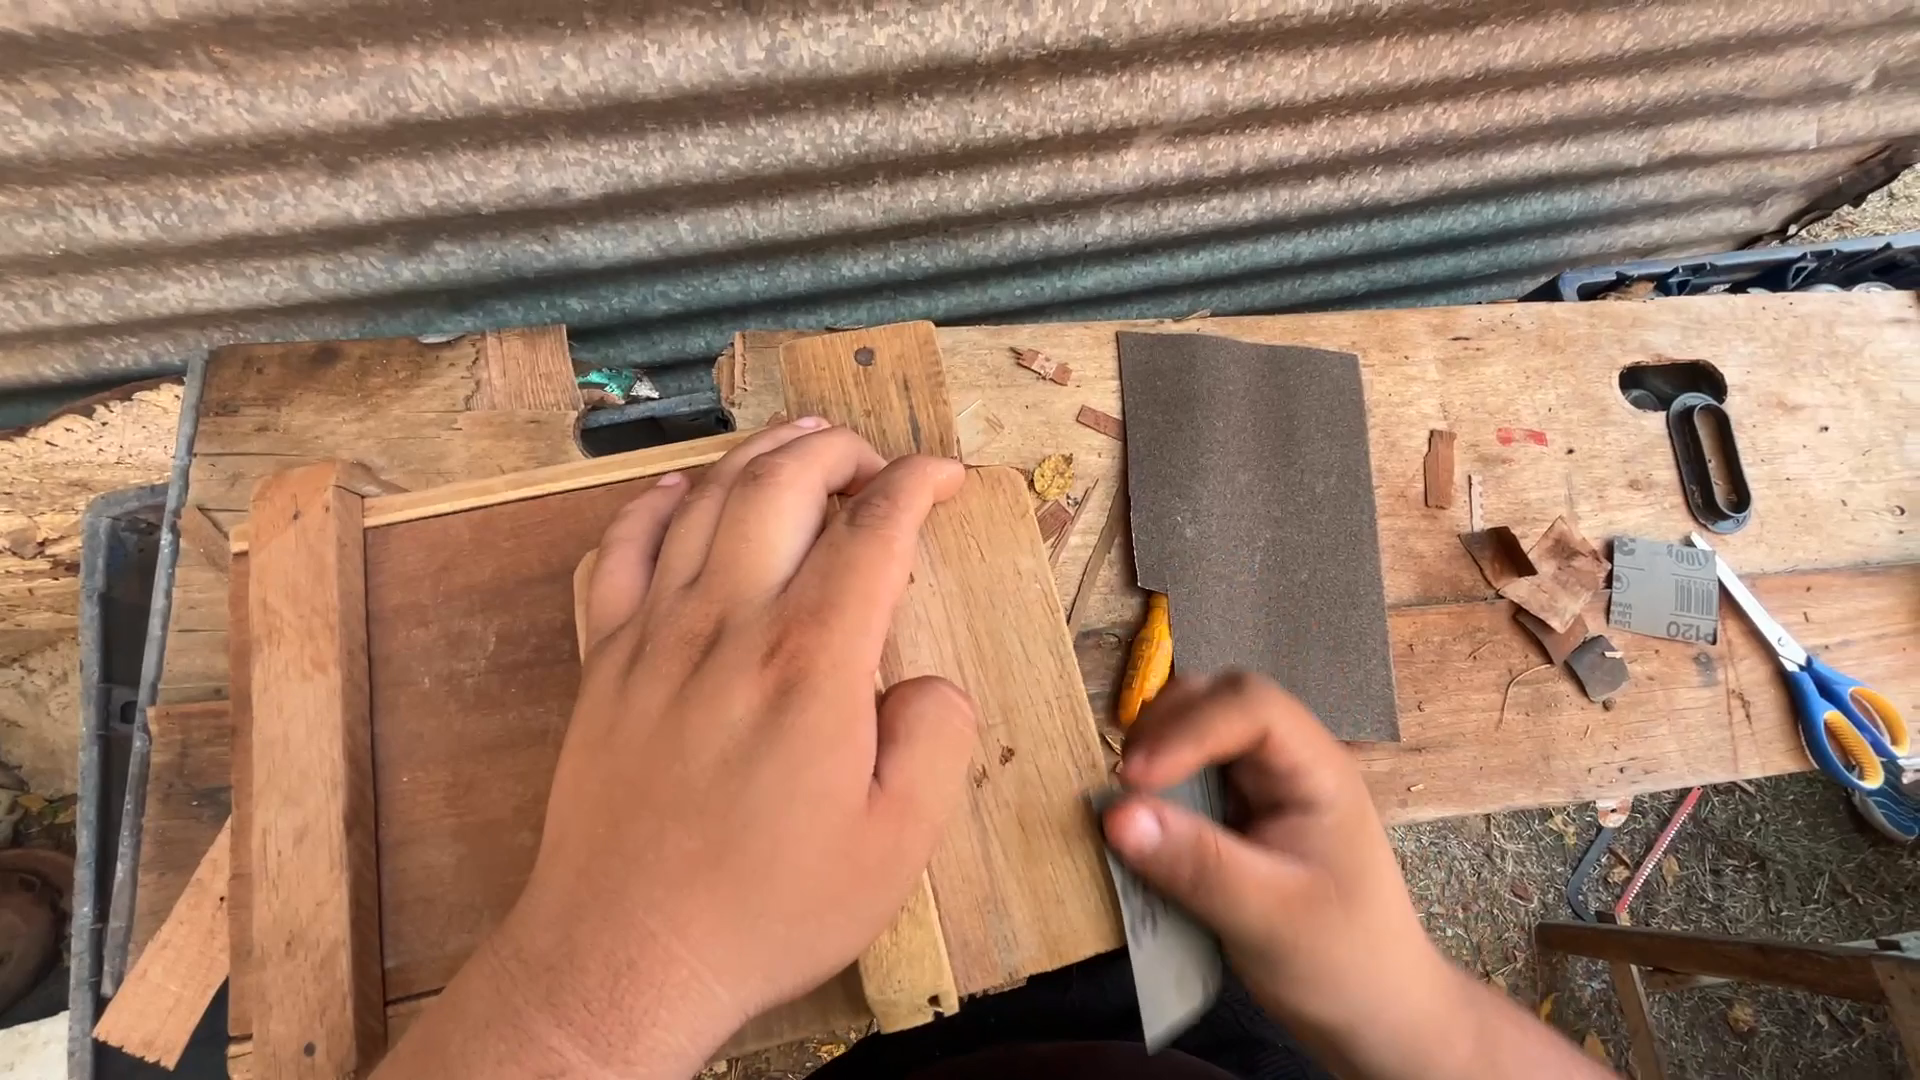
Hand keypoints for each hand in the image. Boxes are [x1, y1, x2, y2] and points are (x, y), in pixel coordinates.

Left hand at [384, 420, 978, 1077]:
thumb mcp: (899, 841)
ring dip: (761, 454)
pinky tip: (678, 492)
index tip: (943, 477)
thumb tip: (926, 683)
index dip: (917, 484)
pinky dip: (652, 506)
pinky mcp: (605, 660)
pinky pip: (620, 552)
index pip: (874, 529)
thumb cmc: (771, 904)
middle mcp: (731, 623)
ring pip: (708, 500)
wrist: (624, 959)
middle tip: (875, 460)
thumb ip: (938, 737)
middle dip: (841, 450)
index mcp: (812, 660)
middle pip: (785, 484)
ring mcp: (656, 634)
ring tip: (801, 440)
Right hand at [1102, 674, 1611, 1079]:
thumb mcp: (1271, 919)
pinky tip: (1137, 806)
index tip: (1135, 778)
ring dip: (1154, 742)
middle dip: (1165, 724)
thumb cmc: (1341, 961)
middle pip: (1219, 698)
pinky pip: (1184, 762)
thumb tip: (1115, 816)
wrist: (1369, 1009)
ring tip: (1125, 789)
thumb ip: (1198, 866)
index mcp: (1316, 770)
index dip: (1189, 728)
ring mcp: (1258, 778)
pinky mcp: (1232, 802)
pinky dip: (1153, 772)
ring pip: (1196, 721)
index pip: (1253, 708)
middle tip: (1124, 777)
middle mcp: (1285, 759)